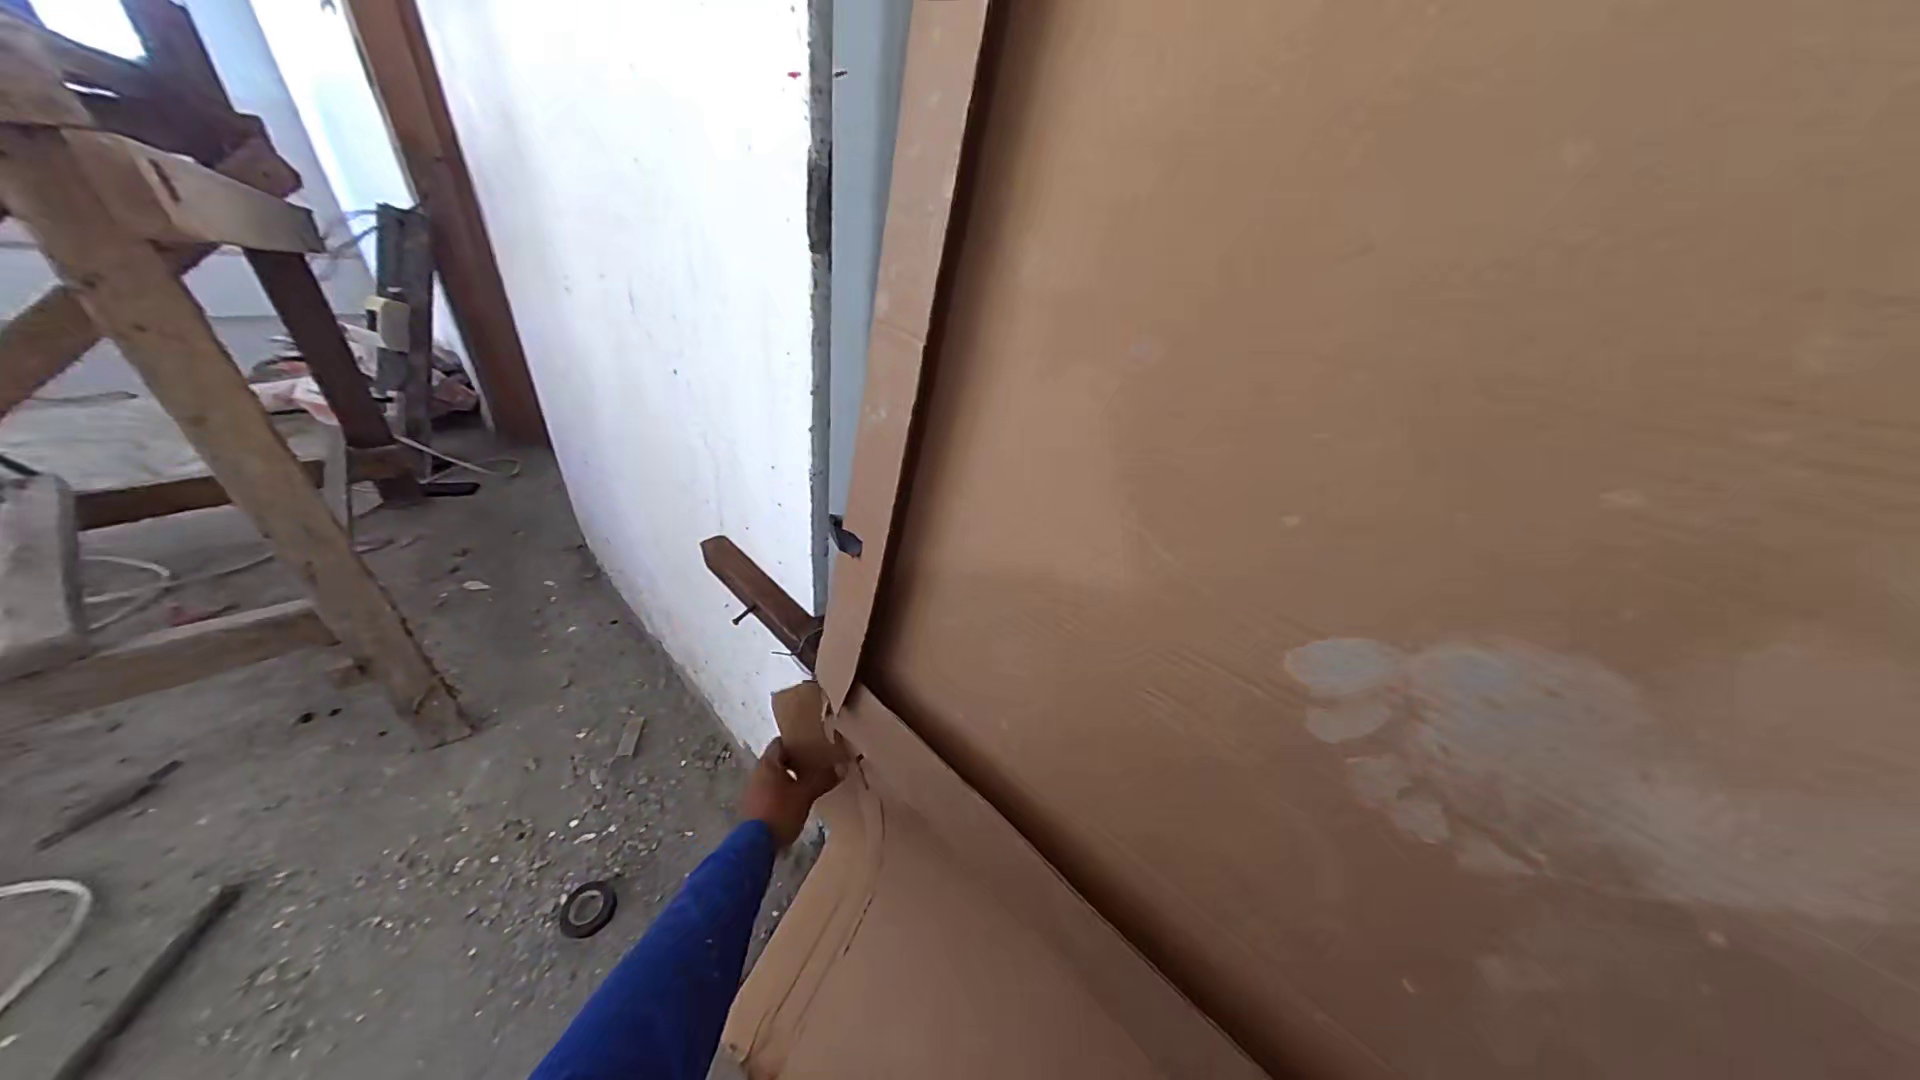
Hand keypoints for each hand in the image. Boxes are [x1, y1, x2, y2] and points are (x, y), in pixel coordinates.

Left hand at [740, 737, 839, 847]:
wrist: (754, 846)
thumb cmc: (780, 812)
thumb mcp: (806, 795)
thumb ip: (822, 779)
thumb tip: (842, 767)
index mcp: (768, 764)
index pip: (780, 743)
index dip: (795, 742)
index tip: (811, 746)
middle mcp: (756, 774)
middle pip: (777, 760)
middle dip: (794, 762)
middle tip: (814, 764)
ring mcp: (752, 792)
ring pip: (773, 777)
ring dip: (788, 778)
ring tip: (807, 784)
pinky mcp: (752, 808)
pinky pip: (769, 792)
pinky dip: (781, 793)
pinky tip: (794, 802)